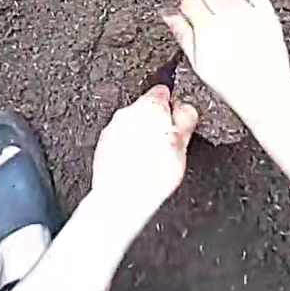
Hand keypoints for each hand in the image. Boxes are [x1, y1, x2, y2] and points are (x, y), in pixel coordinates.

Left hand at [86, 87, 197, 234]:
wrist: (123, 198)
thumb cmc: (154, 173)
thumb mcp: (182, 145)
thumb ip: (186, 119)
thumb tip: (186, 109)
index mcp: (150, 106)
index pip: (163, 92)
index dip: (171, 106)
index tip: (175, 118)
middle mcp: (128, 112)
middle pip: (146, 109)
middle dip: (155, 122)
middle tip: (165, 145)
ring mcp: (113, 128)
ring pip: (131, 125)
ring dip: (140, 135)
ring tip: (149, 159)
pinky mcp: (103, 144)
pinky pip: (119, 140)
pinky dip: (126, 148)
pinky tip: (135, 164)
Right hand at [161, 0, 289, 114]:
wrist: (264, 91)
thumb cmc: (230, 83)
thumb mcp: (198, 63)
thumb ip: (183, 34)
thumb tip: (170, 16)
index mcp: (208, 26)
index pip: (190, 0)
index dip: (188, 9)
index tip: (191, 17)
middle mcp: (228, 16)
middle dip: (205, 4)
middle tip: (208, 23)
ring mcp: (249, 14)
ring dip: (226, 4)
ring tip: (228, 25)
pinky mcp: (267, 16)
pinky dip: (250, 2)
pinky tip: (246, 17)